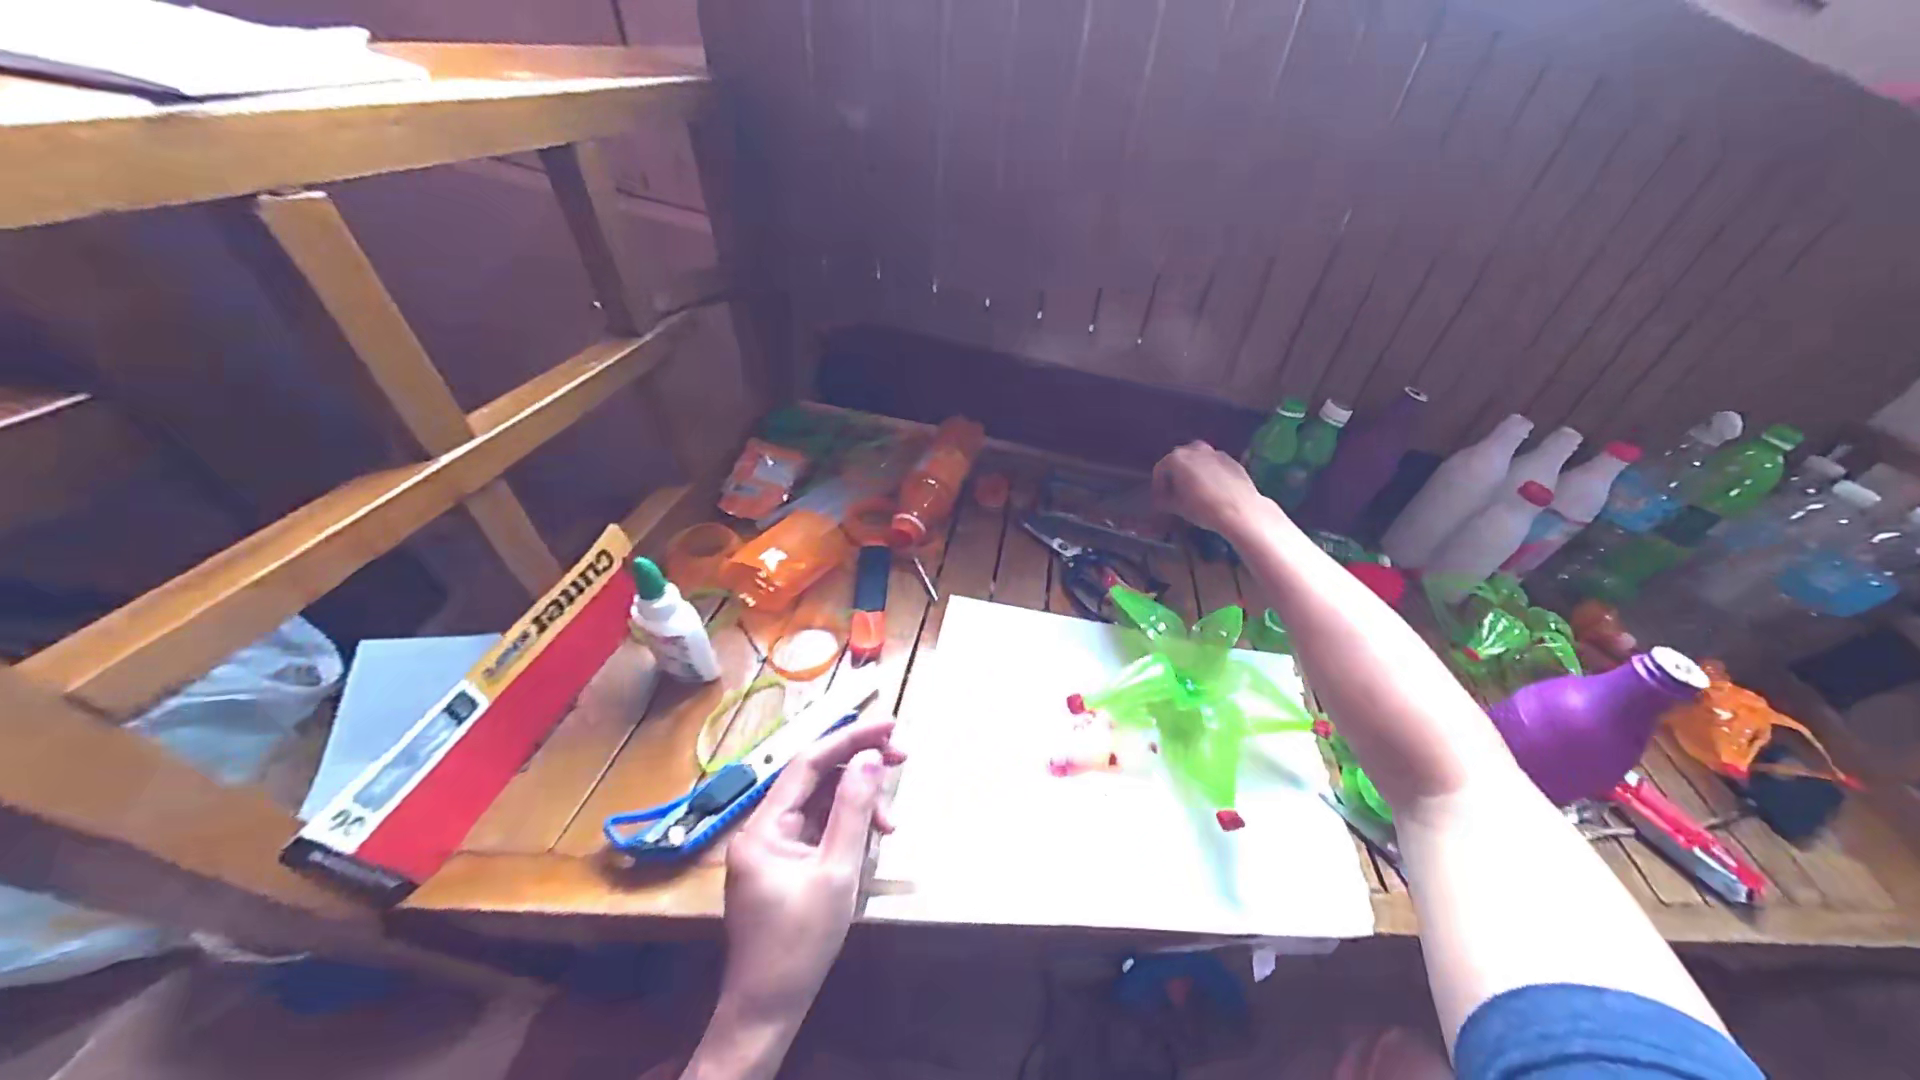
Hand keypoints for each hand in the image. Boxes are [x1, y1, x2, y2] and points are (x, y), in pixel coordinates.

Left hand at [717, 713, 905, 1024]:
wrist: (768, 1009)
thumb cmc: (800, 944)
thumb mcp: (836, 872)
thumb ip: (853, 810)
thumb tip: (871, 759)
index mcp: (764, 827)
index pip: (808, 764)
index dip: (849, 739)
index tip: (888, 726)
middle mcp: (764, 828)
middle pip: (816, 780)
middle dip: (859, 770)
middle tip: (902, 758)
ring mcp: (774, 847)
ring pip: (822, 804)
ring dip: (858, 804)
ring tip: (890, 825)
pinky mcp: (786, 864)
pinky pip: (820, 829)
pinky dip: (848, 828)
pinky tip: (871, 838)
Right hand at [1151, 440, 1268, 536]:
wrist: (1240, 510)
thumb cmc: (1202, 508)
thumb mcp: (1177, 507)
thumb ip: (1164, 500)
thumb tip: (1161, 500)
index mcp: (1177, 458)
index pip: (1160, 469)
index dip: (1157, 485)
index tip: (1159, 498)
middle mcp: (1195, 450)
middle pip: (1179, 459)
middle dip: (1175, 474)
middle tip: (1175, 491)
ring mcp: (1215, 453)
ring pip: (1198, 459)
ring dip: (1192, 470)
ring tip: (1194, 488)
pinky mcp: (1232, 461)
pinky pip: (1213, 464)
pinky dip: (1209, 472)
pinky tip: (1212, 489)